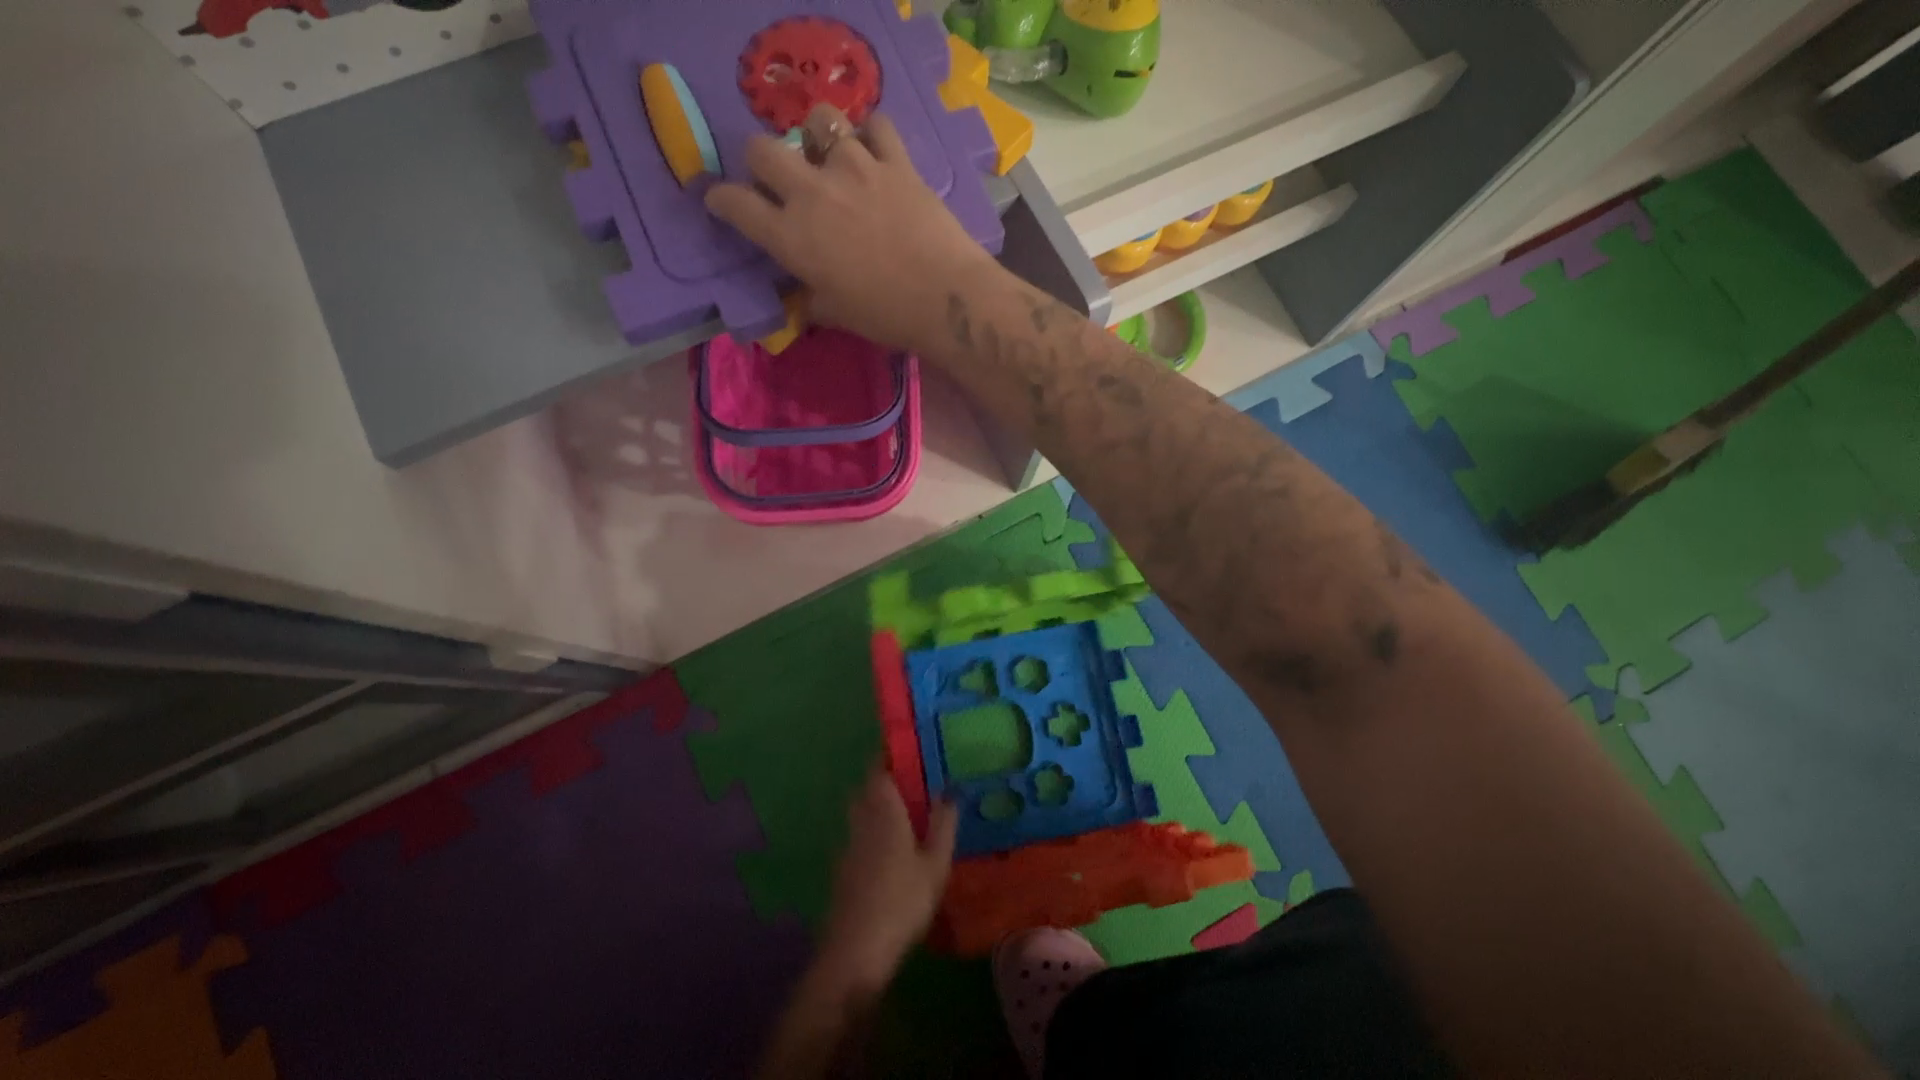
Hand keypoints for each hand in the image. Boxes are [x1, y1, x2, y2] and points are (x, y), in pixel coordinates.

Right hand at [705, 103, 1007, 354]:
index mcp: (789, 235)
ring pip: (820, 121)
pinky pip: (876, 124)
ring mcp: (855, 168)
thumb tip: (803, 296)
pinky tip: (874, 150)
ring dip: (817, 135)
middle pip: (761, 149)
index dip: (721, 200)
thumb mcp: (834, 314)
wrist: (944, 297)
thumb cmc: (885, 315)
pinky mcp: (896, 160)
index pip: (735, 203)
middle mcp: (812, 192)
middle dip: (760, 161)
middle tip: (777, 178)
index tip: (722, 201)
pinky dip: (871, 133)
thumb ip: (809, 297)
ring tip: (829, 154)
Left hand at [819, 763, 959, 981]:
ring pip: (862, 811)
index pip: (880, 769)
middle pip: (868, 787)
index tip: (911, 747)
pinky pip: (861, 833)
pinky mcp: (845, 867)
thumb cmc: (903, 900)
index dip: (891, 755)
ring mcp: (849, 844)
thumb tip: (950, 789)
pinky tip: (895, 846)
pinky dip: (876, 828)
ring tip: (911, 810)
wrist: (857, 948)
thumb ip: (943, 823)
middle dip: (888, 778)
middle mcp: (861, 819)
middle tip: (918, 779)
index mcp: (883, 809)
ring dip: (881, 804)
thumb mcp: (935, 863)